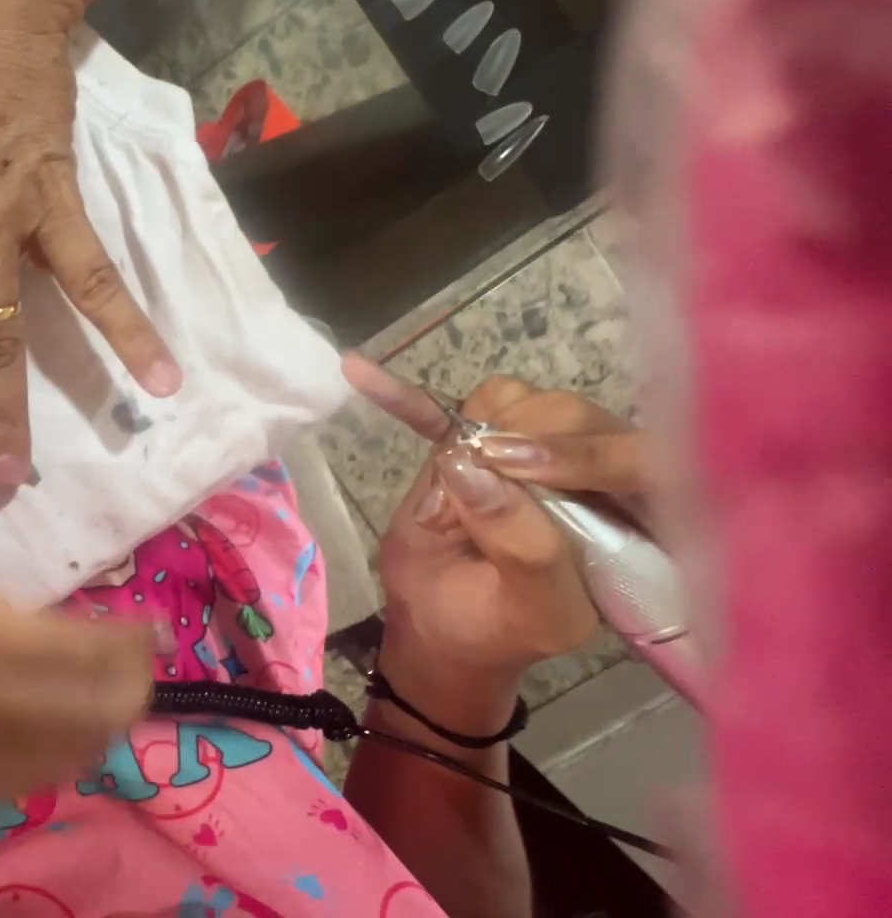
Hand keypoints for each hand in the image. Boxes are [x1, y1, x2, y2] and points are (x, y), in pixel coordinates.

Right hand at [343, 357, 629, 680]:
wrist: (440, 628)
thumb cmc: (499, 630)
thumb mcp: (532, 611)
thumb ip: (525, 548)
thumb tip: (471, 465)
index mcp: (642, 515)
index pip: (641, 457)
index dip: (586, 450)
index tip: (515, 464)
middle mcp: (593, 469)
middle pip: (570, 417)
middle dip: (515, 445)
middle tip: (465, 489)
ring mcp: (526, 449)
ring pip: (510, 402)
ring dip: (465, 433)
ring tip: (441, 501)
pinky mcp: (469, 444)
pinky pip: (441, 409)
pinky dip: (402, 394)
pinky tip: (358, 371)